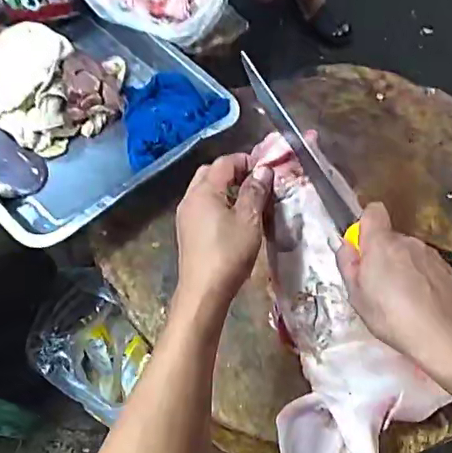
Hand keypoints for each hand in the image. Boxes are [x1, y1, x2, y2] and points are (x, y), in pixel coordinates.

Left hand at [174, 153, 269, 309]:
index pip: (224, 162)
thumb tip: (262, 170)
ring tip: (248, 202)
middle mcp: (189, 198)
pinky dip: (217, 205)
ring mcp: (184, 216)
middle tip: (256, 185)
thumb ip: (255, 191)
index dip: (246, 161)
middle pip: (210, 173)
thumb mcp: (249, 220)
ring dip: (225, 189)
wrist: (203, 291)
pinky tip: (233, 220)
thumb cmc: (228, 253)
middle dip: (234, 173)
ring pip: (205, 190)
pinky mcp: (186, 232)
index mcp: (203, 191)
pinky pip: (202, 207)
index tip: (266, 172)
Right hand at [335, 203, 451, 372]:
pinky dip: (418, 278)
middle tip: (375, 285)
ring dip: (400, 267)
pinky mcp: (446, 269)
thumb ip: (348, 266)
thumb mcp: (357, 297)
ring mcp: (430, 254)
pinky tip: (418, 302)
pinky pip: (423, 266)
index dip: (364, 226)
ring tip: (399, 299)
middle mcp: (408, 242)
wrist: (445, 335)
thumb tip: (346, 247)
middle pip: (389, 238)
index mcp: (381, 244)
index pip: (372, 212)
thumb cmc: (392, 317)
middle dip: (380, 255)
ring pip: (407, 253)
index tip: (360, 250)